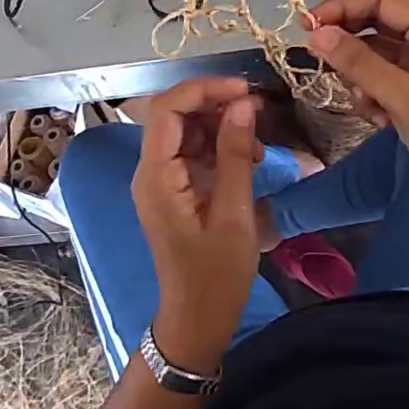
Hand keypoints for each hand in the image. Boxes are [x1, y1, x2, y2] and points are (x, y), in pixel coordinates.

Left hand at [131, 79, 262, 374]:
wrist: (198, 318)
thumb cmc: (216, 273)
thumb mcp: (233, 213)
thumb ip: (235, 155)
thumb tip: (243, 105)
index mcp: (156, 175)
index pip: (167, 109)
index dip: (203, 89)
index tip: (243, 90)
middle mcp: (151, 170)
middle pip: (175, 115)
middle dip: (215, 105)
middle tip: (256, 113)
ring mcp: (161, 179)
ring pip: (187, 131)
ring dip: (221, 127)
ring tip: (257, 147)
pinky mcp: (175, 188)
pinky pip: (194, 152)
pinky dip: (220, 147)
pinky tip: (248, 160)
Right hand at [306, 0, 408, 205]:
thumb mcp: (405, 99)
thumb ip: (359, 63)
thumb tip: (317, 34)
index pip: (381, 0)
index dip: (341, 8)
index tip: (306, 28)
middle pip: (378, 26)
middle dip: (349, 46)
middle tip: (320, 66)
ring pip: (379, 56)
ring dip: (363, 78)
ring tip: (368, 108)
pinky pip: (389, 80)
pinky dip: (377, 96)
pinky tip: (381, 120)